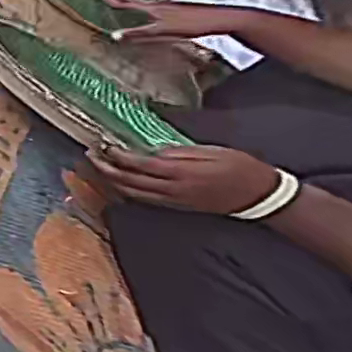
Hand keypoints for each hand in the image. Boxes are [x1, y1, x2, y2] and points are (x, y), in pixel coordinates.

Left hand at [86, 144, 282, 214]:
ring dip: (109, 179)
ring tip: (97, 165)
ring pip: (129, 191)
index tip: (104, 145)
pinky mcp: (173, 205)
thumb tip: (151, 150)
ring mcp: (171, 199)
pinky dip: (123, 188)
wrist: (260, 197)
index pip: (140, 164)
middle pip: (127, 179)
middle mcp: (172, 188)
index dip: (118, 155)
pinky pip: (140, 198)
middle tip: (90, 154)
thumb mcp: (213, 152)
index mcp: (183, 172)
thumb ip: (179, 152)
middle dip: (105, 167)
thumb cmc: (241, 168)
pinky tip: (116, 179)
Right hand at [98, 0, 256, 41]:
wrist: (223, 19)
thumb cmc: (192, 25)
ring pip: (145, 2)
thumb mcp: (162, 32)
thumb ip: (139, 34)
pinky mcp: (179, 10)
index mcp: (153, 8)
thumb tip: (114, 35)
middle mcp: (160, 4)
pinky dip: (145, 6)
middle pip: (135, 0)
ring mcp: (171, 6)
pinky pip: (155, 6)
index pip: (127, 3)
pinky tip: (149, 10)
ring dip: (132, 0)